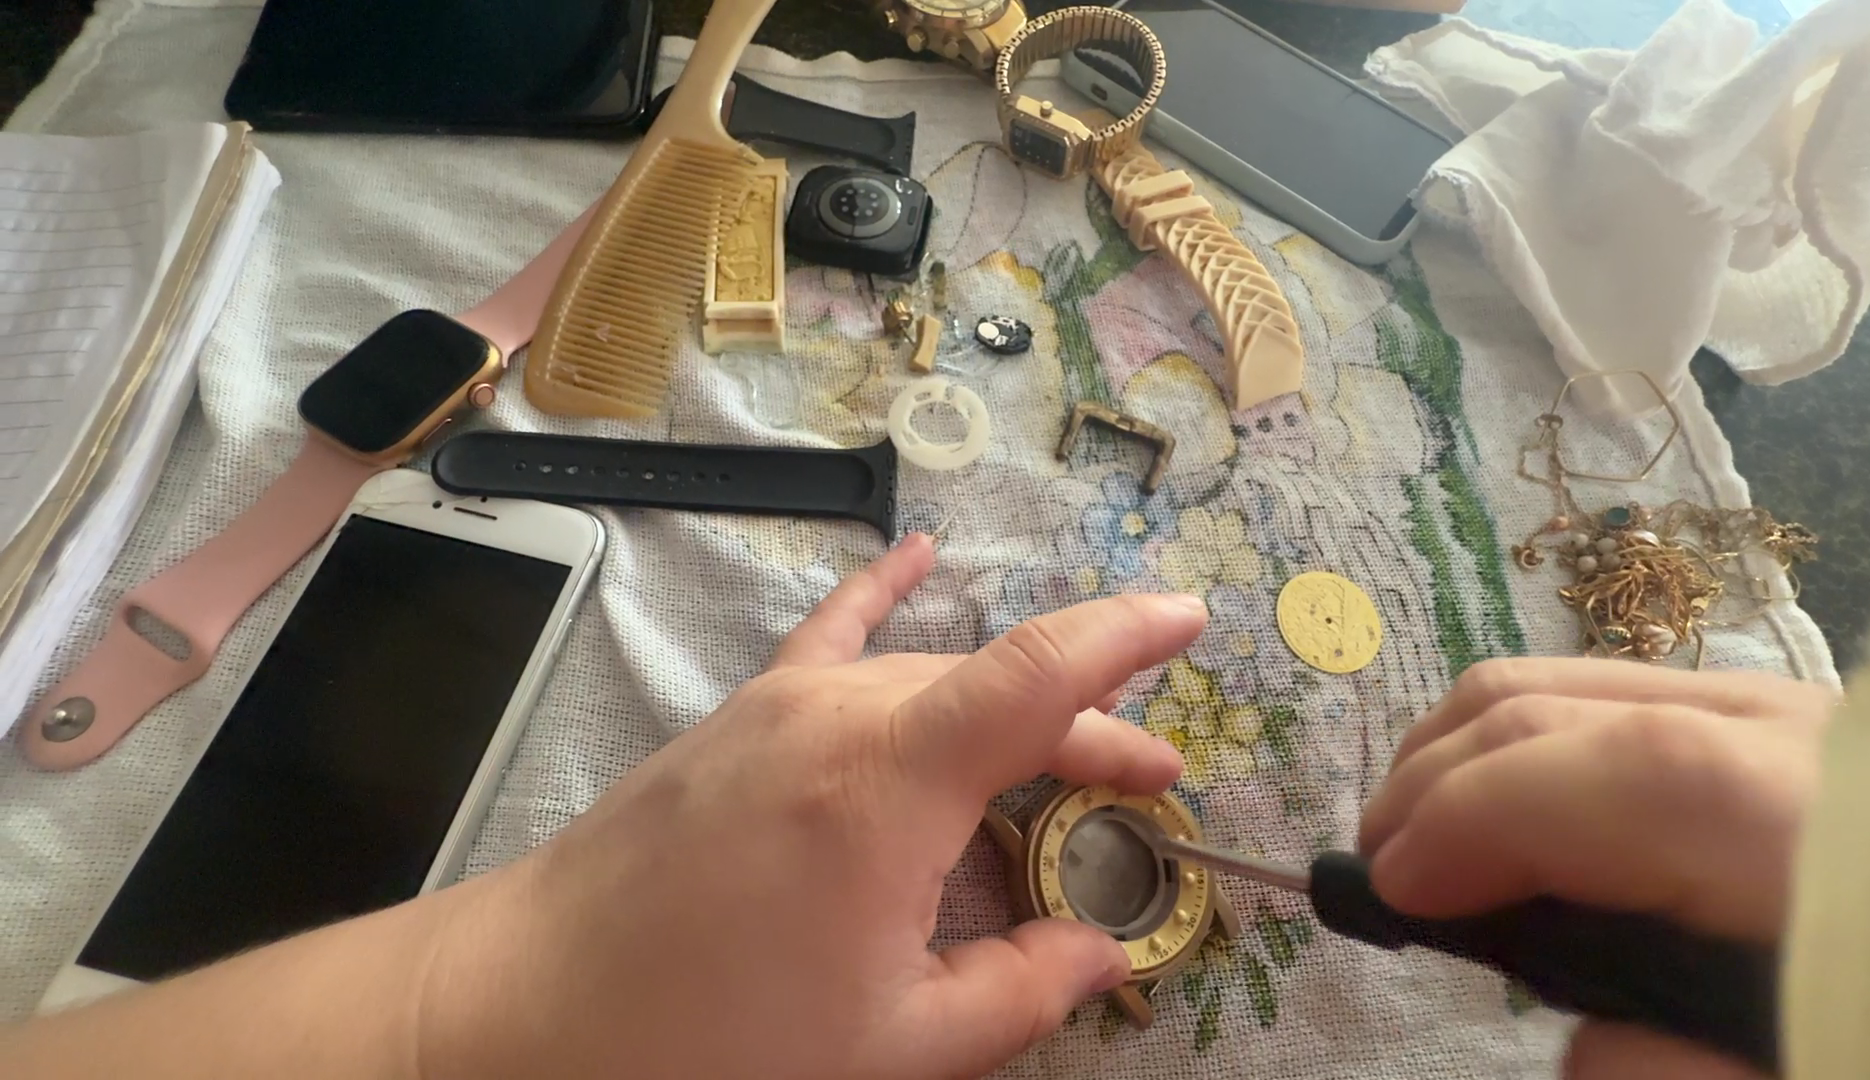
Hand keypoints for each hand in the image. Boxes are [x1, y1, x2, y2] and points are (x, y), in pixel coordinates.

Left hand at [418, 534, 1206, 1079]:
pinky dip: (887, 586)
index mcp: (894, 783)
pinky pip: (837, 623)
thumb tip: (1106, 954)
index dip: (1124, 637)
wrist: (533, 999)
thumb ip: (1019, 988)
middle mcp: (852, 708)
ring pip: (940, 679)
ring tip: (1064, 754)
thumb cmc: (712, 1038)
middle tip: (1147, 782)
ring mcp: (797, 692)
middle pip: (1002, 694)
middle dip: (1088, 734)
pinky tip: (920, 552)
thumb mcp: (890, 1045)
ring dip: (1014, 714)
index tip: (1188, 616)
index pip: (1037, 676)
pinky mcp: (757, 700)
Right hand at [1358, 658, 1833, 1079]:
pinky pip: (1585, 693)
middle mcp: (1798, 728)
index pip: (1610, 775)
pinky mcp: (1763, 710)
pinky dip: (1507, 740)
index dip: (1468, 823)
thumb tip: (1589, 1054)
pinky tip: (1504, 805)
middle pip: (1542, 706)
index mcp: (1825, 826)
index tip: (1395, 898)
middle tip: (1387, 868)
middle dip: (1426, 783)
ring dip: (1451, 751)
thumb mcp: (1853, 1066)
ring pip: (1547, 680)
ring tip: (1424, 829)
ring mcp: (1777, 702)